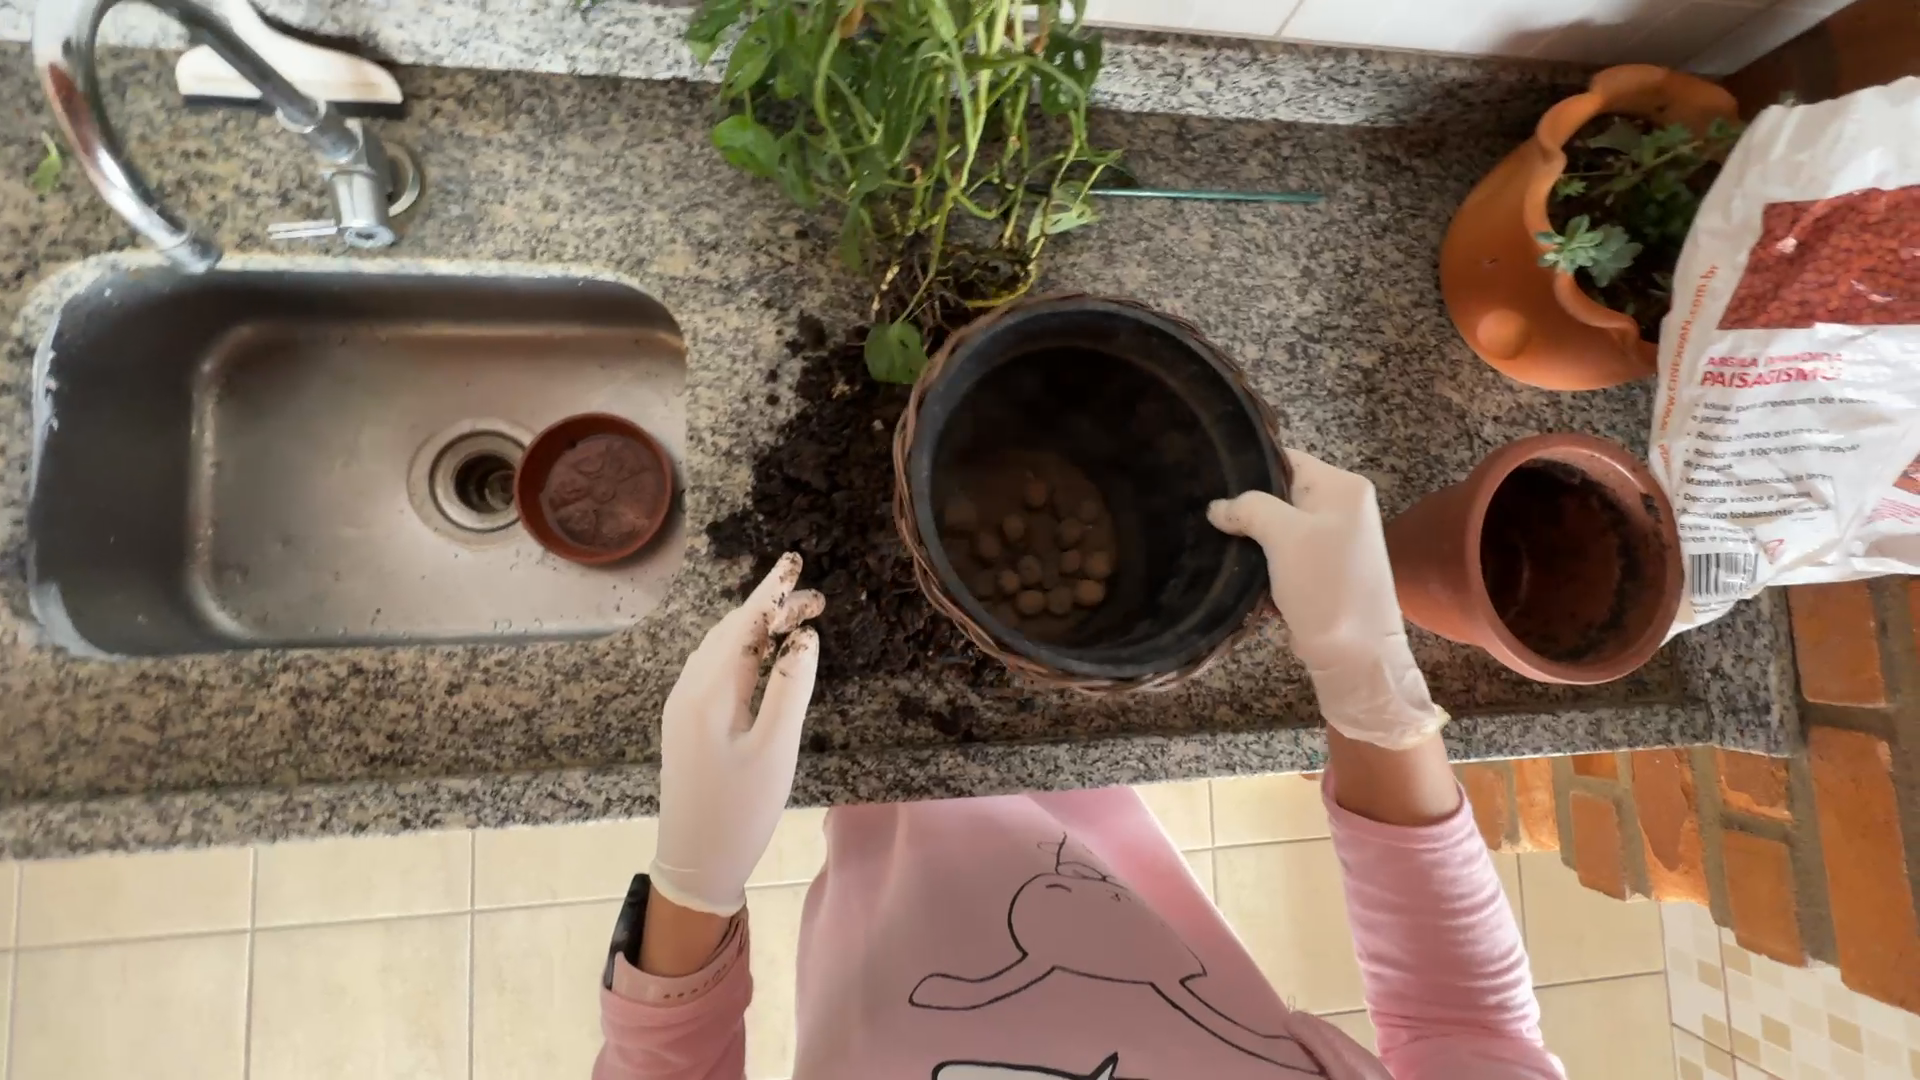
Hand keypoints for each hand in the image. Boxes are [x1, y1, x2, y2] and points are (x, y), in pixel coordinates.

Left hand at [649, 552, 824, 915]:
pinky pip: (714, 668)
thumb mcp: (776, 749)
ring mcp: (683, 707)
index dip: (772, 592)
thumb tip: (807, 636)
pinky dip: (741, 649)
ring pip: (720, 648)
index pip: (745, 625)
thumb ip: (793, 688)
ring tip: (793, 618)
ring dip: (755, 626)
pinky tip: (760, 654)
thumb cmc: (741, 809)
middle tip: (814, 599)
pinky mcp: (685, 723)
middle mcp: (689, 690)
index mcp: (709, 693)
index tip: (796, 563)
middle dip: (770, 607)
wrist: (694, 864)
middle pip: (730, 631)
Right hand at [1208, 449, 1447, 749]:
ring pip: (1276, 525)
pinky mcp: (1320, 569)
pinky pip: (1282, 552)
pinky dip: (1262, 561)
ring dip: (1251, 538)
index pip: (1286, 460)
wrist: (1354, 653)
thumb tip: (1217, 507)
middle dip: (1246, 507)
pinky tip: (1241, 569)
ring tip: (1218, 542)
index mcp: (1342, 488)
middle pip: (1278, 493)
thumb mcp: (1284, 536)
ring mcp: (1332, 540)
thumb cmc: (1325, 586)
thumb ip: (1248, 508)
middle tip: (1210, 518)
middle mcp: (1341, 507)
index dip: (1249, 469)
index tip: (1211, 483)